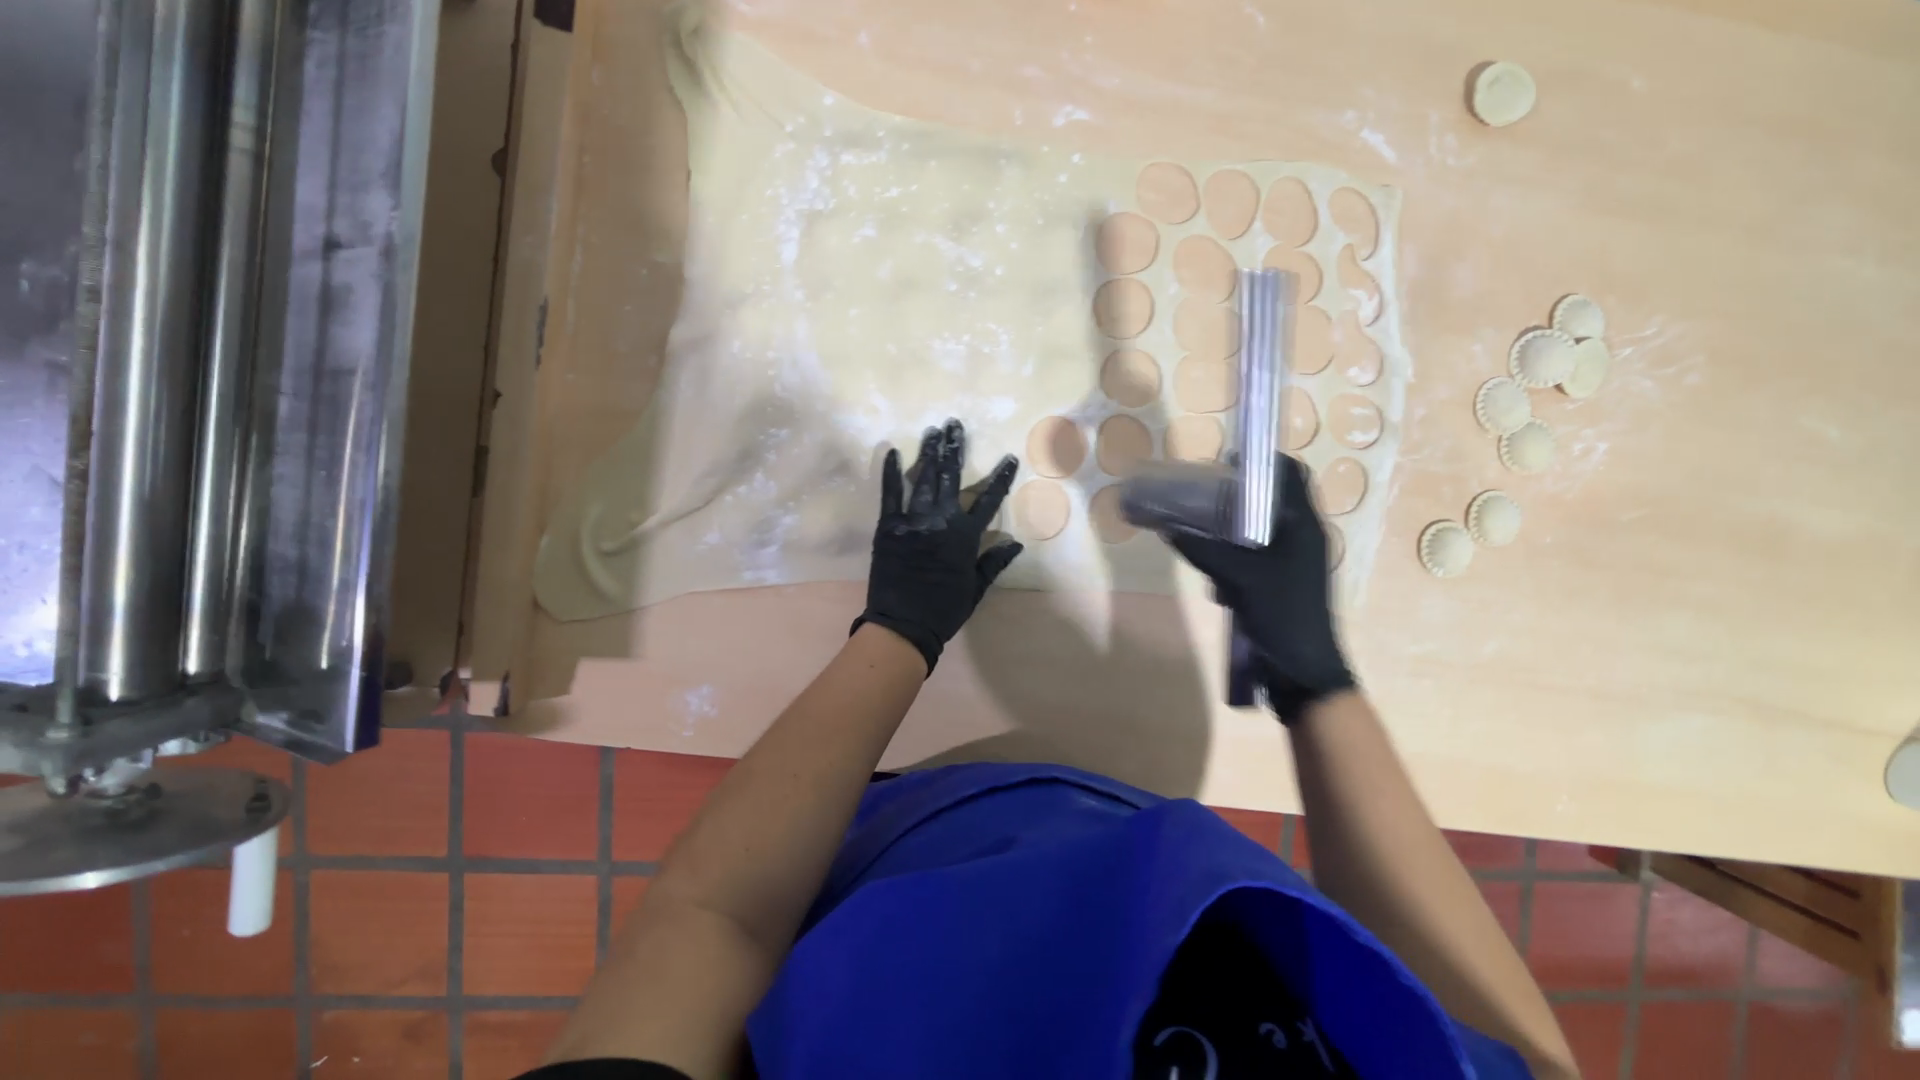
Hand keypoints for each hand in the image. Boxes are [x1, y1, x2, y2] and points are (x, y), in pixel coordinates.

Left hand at [852, 419, 1022, 674]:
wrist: (903, 625)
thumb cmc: (944, 610)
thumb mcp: (976, 588)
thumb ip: (994, 562)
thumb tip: (1017, 543)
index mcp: (965, 536)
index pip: (988, 500)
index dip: (1000, 478)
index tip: (1009, 457)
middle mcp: (941, 521)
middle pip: (950, 478)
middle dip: (955, 449)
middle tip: (955, 425)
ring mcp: (912, 521)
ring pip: (923, 479)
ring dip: (929, 453)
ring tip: (934, 431)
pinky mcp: (888, 526)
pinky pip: (889, 494)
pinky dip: (890, 473)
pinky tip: (892, 452)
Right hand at [1165, 454, 1353, 722]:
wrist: (1305, 671)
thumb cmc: (1282, 614)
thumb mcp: (1240, 577)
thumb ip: (1205, 550)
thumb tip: (1169, 528)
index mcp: (1305, 526)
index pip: (1291, 473)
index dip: (1261, 462)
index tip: (1226, 465)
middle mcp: (1305, 537)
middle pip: (1273, 500)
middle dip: (1238, 499)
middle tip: (1204, 501)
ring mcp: (1297, 563)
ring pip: (1262, 531)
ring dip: (1234, 534)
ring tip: (1205, 542)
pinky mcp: (1286, 585)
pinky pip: (1258, 559)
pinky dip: (1237, 562)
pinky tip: (1218, 583)